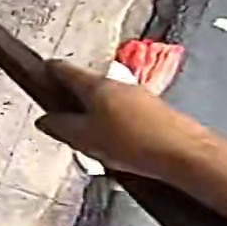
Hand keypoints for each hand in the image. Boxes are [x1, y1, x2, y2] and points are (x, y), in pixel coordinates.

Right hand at [35, 59, 218, 182]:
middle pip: (86, 87)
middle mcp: (117, 84)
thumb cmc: (135, 143)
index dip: (47, 70)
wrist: (187, 156)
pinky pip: (126, 115)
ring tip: (92, 143)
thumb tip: (45, 120)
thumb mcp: (83, 138)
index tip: (39, 72)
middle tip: (62, 122)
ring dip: (95, 116)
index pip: (63, 69)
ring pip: (107, 102)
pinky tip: (118, 149)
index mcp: (95, 85)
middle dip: (72, 102)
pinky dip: (116, 126)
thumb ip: (59, 127)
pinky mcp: (156, 112)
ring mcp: (139, 96)